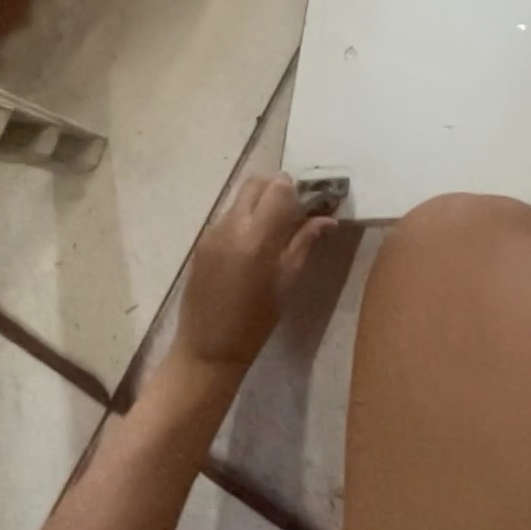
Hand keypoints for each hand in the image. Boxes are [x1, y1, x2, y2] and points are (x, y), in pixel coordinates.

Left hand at [173, 174, 336, 369]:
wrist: (208, 347)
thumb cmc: (256, 319)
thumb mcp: (288, 280)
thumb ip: (305, 242)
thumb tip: (328, 219)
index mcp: (257, 237)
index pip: (279, 188)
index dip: (296, 190)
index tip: (307, 204)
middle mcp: (232, 226)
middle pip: (256, 182)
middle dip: (277, 187)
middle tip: (292, 209)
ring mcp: (213, 232)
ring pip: (241, 197)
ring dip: (260, 201)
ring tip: (274, 226)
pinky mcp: (202, 240)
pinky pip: (228, 214)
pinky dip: (245, 216)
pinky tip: (253, 242)